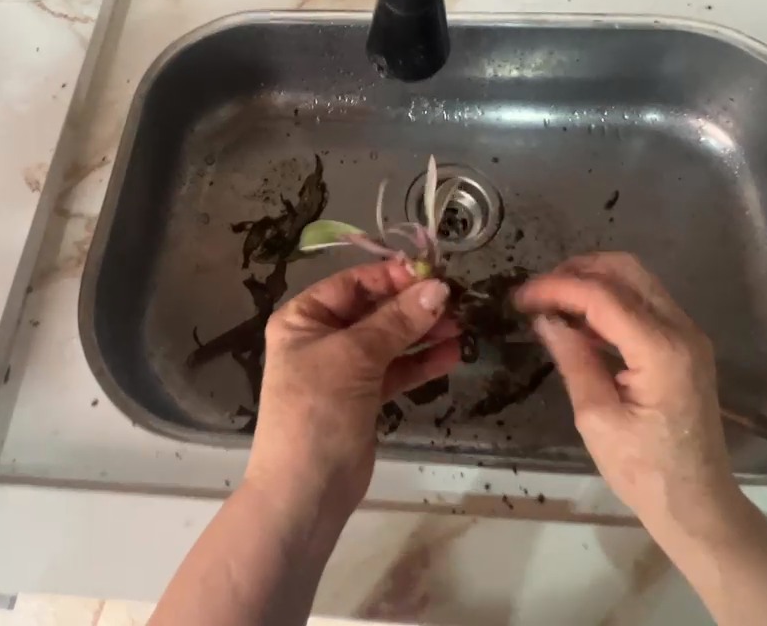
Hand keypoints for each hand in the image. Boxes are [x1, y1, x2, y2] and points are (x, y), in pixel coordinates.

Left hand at [247, 260, 459, 511]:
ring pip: (389, 340)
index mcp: (304, 317)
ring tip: (462, 326)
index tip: (433, 274)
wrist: (306, 491)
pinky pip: (396, 369)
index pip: (353, 283)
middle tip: (457, 302)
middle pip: (374, 310)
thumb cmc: (318, 409)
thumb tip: (439, 288)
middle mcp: (321, 337)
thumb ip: (397, 321)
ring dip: (423, 332)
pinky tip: (452, 354)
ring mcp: (343, 368)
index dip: (392, 277)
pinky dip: (421, 362)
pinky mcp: (363, 396)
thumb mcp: (355, 356)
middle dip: (413, 306)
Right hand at [514, 252, 738, 533]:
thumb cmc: (645, 472)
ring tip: (553, 304)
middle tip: (538, 294)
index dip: (556, 288)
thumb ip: (572, 359)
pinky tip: (581, 320)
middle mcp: (681, 330)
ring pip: (636, 279)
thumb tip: (544, 317)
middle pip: (625, 270)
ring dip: (592, 281)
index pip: (602, 295)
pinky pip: (644, 300)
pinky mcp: (685, 343)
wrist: (698, 506)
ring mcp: (688, 334)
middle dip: (576, 271)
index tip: (519, 296)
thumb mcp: (596, 418)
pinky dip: (609, 298)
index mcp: (661, 351)